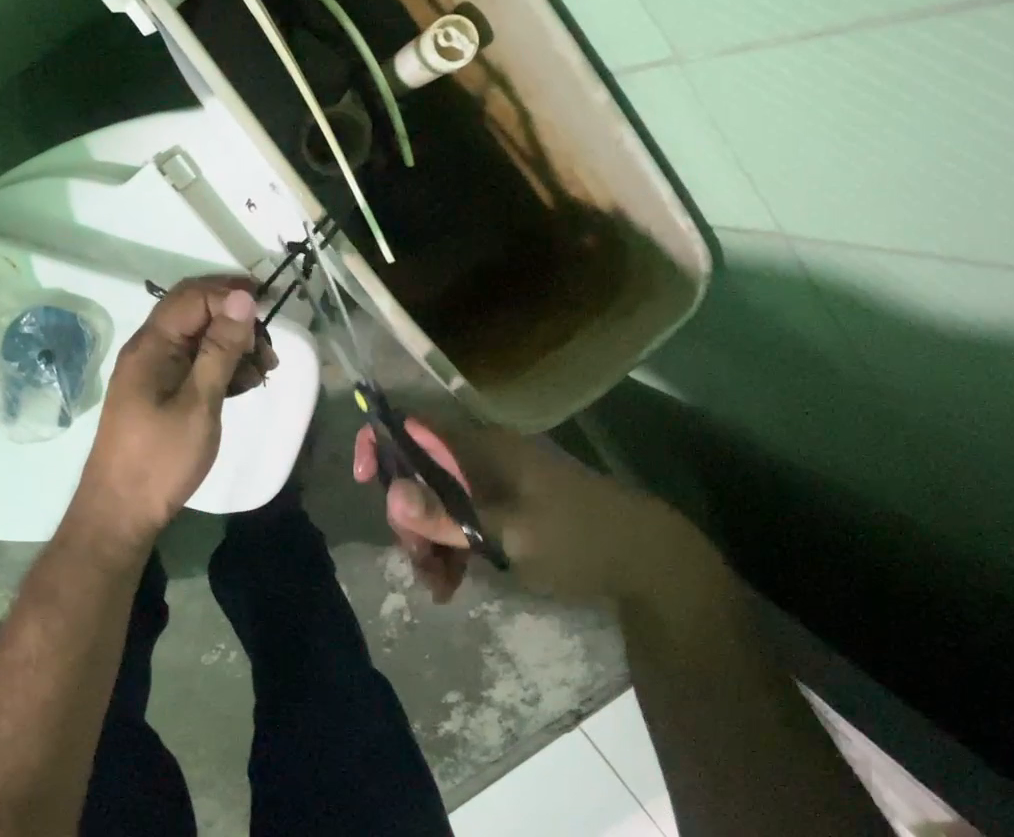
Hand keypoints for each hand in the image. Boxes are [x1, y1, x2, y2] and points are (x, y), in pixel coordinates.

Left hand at [71, 277, 275, 549]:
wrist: (121, 510)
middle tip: (268, 347)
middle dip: (235, 320)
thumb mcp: (200, 402)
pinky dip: (220, 366)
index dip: (231, 294)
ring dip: (232, 345)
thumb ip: (221, 349)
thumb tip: (242, 297)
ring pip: (196, 338)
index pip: (193, 296)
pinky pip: (192, 363)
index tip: (270, 310)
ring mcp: (151, 370)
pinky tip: (244, 384)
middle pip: (195, 312)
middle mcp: (148, 348)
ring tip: (264, 371)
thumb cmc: (161, 457)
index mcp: (152, 344)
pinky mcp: (158, 391)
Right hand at [354, 414, 724, 606]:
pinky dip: (450, 549)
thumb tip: (389, 494)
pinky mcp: (504, 509)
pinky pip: (460, 521)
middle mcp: (480, 456)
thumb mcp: (509, 533)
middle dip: (408, 517)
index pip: (413, 424)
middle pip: (419, 473)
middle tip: (417, 561)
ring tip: (437, 588)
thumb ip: (446, 515)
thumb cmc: (579, 538)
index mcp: (480, 447)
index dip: (380, 442)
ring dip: (428, 542)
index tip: (365, 482)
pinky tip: (452, 586)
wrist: (648, 562)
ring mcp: (492, 483)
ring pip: (437, 502)